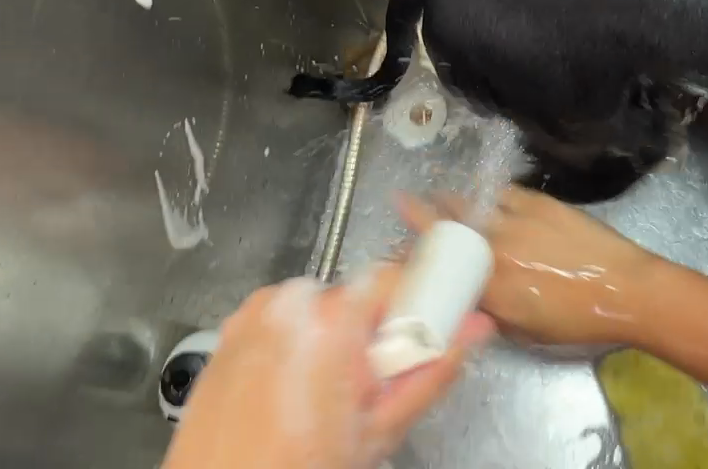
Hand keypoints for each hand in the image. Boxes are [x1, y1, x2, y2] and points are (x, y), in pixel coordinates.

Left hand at [162, 267, 493, 468]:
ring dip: (330, 340)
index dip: (413, 302)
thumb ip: (432, 372)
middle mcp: (291, 300)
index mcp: (332, 317)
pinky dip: (294, 345)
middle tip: (364, 389)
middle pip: (355, 296)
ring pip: (318, 309)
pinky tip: (289, 390)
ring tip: (321, 397)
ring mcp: (257, 311)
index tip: (421, 328)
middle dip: (368, 334)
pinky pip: (282, 319)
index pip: (394, 275)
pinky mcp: (233, 326)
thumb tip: (474, 329)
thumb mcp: (378, 431)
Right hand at [400, 186, 662, 346]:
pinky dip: (485, 192)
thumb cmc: (578, 321)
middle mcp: (497, 249)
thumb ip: (492, 312)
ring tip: (434, 195)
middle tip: (403, 205)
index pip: (441, 268)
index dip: (413, 257)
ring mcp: (516, 220)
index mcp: (493, 287)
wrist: (625, 289)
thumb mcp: (527, 331)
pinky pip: (500, 191)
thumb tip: (471, 298)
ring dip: (447, 200)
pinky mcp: (537, 201)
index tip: (396, 251)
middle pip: (447, 227)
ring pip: (470, 203)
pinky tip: (479, 191)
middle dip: (420, 216)